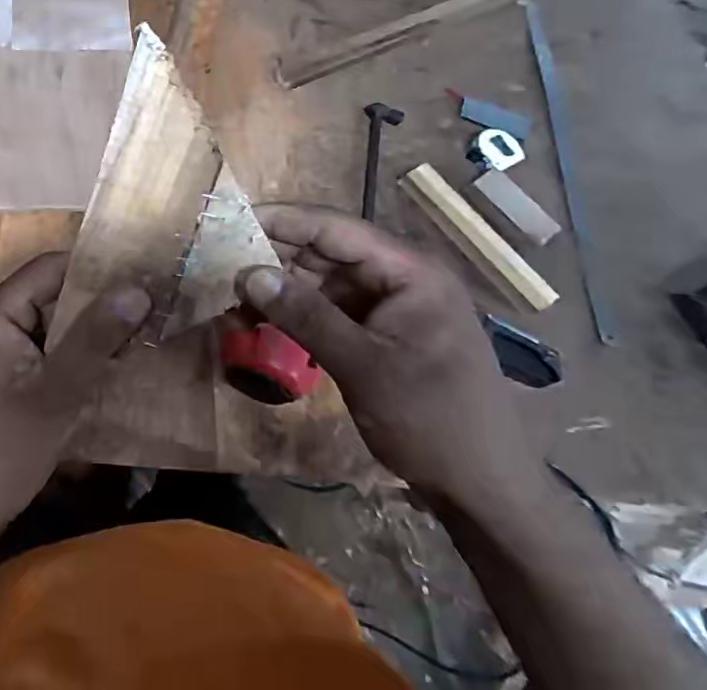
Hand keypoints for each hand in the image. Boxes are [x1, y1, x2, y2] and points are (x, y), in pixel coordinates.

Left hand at [0, 252, 151, 536]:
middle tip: (154, 307)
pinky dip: (81, 349)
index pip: (53, 267)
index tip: (146, 278)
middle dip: (102, 300)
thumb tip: (139, 288)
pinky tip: (116, 359)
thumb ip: (95, 338)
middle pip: (56, 291)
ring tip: (145, 330)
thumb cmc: (2, 453)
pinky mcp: (7, 370)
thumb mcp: (57, 394)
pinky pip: (50, 344)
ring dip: (96, 327)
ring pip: (57, 319)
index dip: (99, 269)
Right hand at [236, 205, 521, 499]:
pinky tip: (264, 321)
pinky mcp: (385, 333)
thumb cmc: (432, 420)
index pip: (337, 228)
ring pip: (328, 282)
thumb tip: (248, 273)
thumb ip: (306, 315)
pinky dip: (301, 315)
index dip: (284, 220)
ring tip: (234, 298)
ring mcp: (394, 306)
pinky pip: (335, 311)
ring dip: (284, 289)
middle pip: (330, 251)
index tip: (234, 218)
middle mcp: (403, 277)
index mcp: (411, 270)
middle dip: (277, 256)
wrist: (484, 487)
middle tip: (223, 262)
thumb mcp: (364, 365)